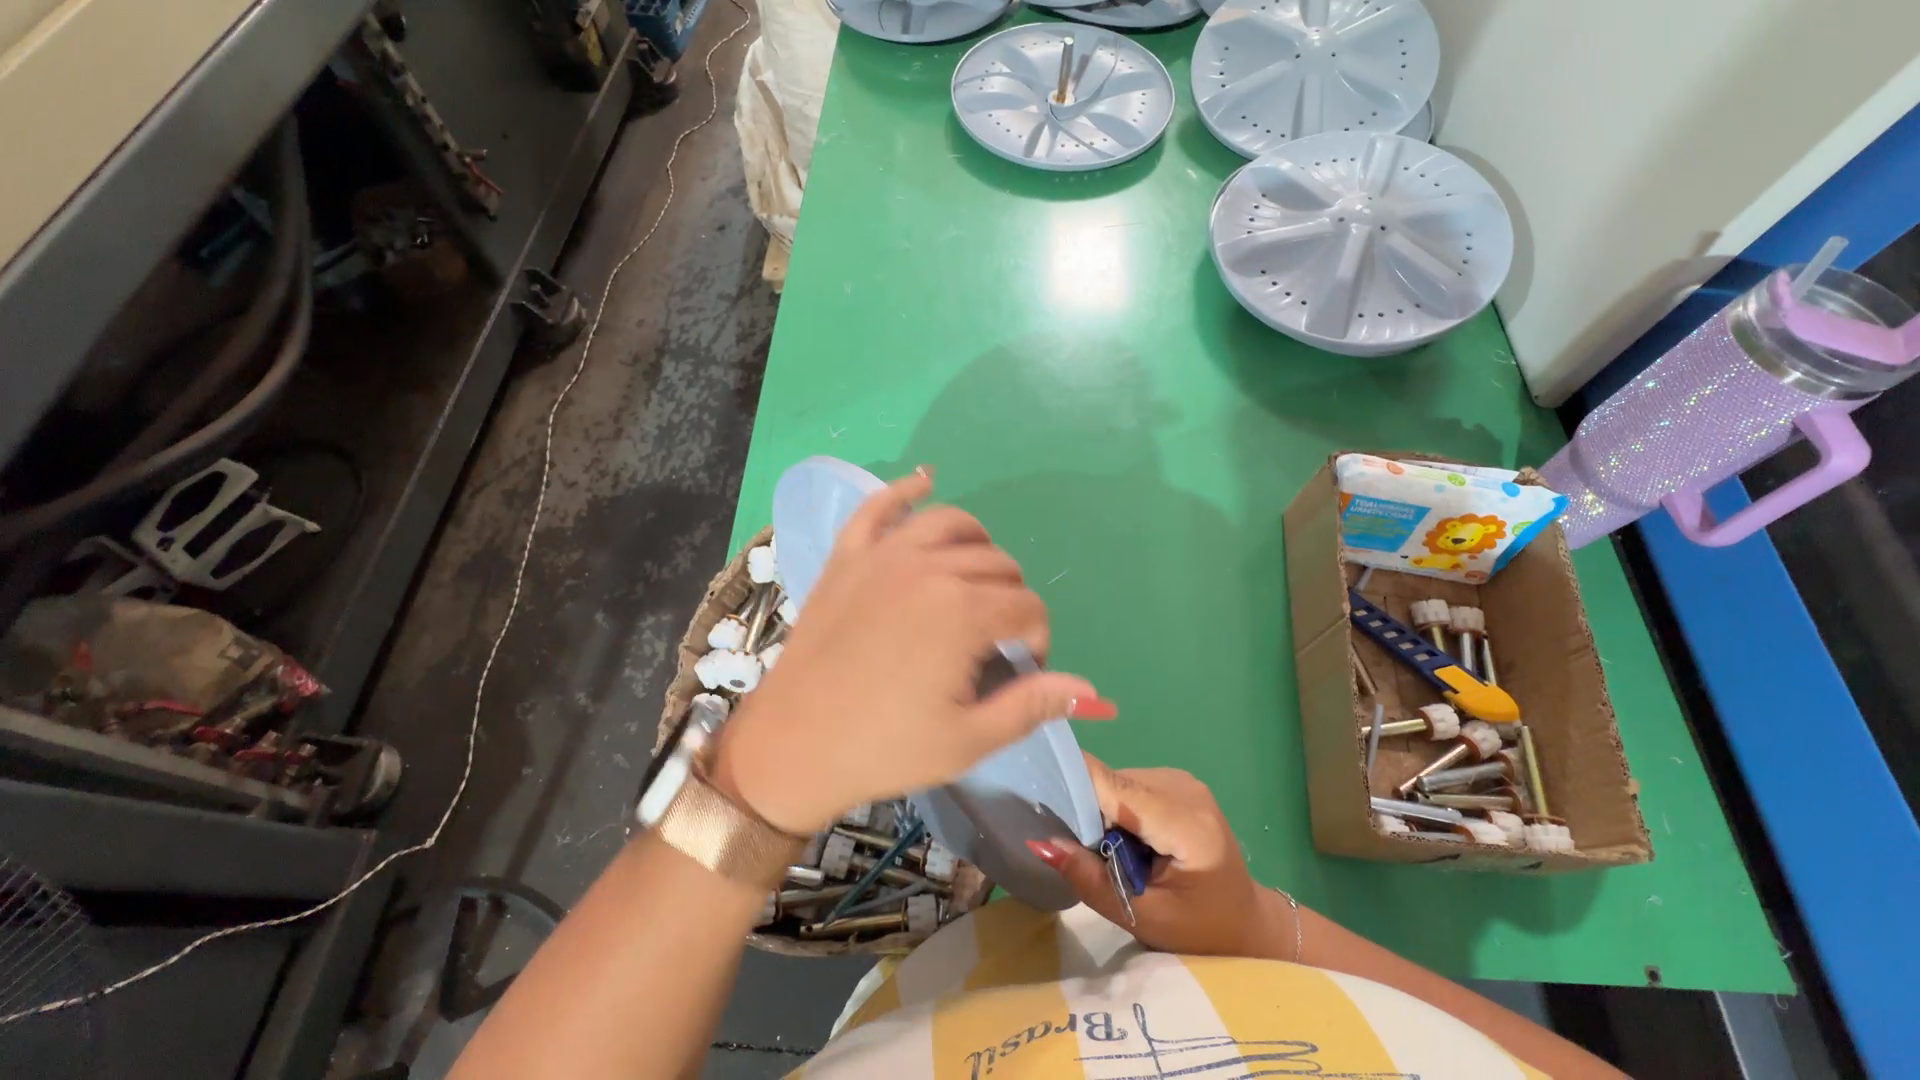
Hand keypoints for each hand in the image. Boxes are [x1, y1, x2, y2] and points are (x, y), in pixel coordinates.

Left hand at [711, 469, 1115, 834]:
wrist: (791, 747)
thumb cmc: (883, 749)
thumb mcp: (967, 740)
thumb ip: (1032, 706)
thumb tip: (1090, 693)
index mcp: (964, 611)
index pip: (1028, 608)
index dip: (1035, 643)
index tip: (1018, 676)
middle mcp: (929, 568)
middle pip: (998, 565)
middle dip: (1010, 603)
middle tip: (992, 648)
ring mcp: (883, 555)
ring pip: (953, 525)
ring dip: (978, 547)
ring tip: (976, 582)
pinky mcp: (847, 557)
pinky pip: (880, 507)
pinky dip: (907, 490)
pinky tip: (926, 481)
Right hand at [1030, 754, 1297, 960]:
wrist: (1245, 925)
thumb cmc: (1198, 931)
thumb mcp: (1142, 916)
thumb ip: (1091, 878)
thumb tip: (1039, 841)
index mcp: (1186, 822)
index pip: (1115, 786)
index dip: (1071, 784)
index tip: (1029, 793)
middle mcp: (1184, 787)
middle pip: (1112, 781)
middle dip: (1083, 808)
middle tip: (1067, 844)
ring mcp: (1182, 780)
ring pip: (1116, 780)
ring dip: (1099, 810)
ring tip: (1097, 849)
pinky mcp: (1176, 784)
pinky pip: (1128, 785)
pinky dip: (1114, 809)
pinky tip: (1118, 840)